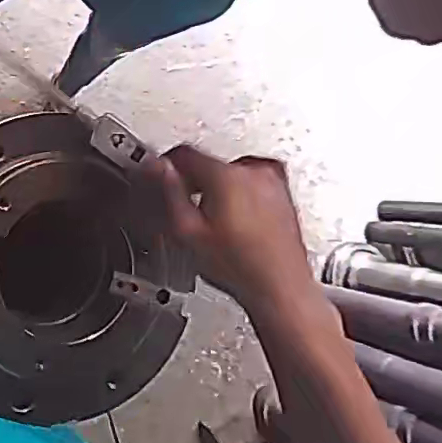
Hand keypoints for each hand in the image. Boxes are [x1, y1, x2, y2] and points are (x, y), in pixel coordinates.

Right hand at [153, 146, 322, 312]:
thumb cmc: (240, 267)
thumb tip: (158, 168)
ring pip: (229, 171)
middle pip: (208, 162)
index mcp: (226, 176)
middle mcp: (253, 172)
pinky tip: (233, 217)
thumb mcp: (187, 231)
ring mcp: (272, 182)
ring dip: (215, 186)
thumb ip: (169, 192)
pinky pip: (250, 180)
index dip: (166, 165)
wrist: (279, 288)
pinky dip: (237, 192)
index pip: (185, 154)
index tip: (160, 176)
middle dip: (192, 180)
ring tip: (210, 217)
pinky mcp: (283, 193)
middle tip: (183, 205)